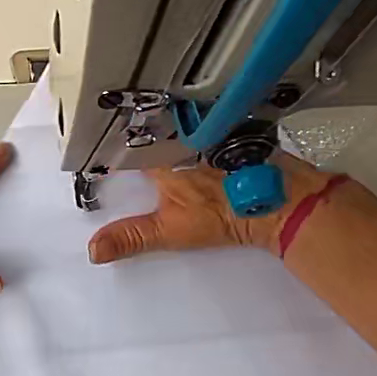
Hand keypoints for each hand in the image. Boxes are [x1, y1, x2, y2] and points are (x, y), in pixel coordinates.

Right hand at [87, 153, 340, 262]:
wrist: (281, 200)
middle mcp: (185, 139)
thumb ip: (130, 237)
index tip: (101, 153)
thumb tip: (94, 249)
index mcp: (161, 157)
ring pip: (181, 126)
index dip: (113, 149)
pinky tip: (199, 143)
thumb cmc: (226, 210)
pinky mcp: (238, 136)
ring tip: (159, 135)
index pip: (127, 147)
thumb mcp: (169, 229)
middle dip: (140, 134)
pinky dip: (200, 132)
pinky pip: (209, 128)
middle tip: (136, 147)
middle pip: (154, 131)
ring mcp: (213, 134)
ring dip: (170, 130)